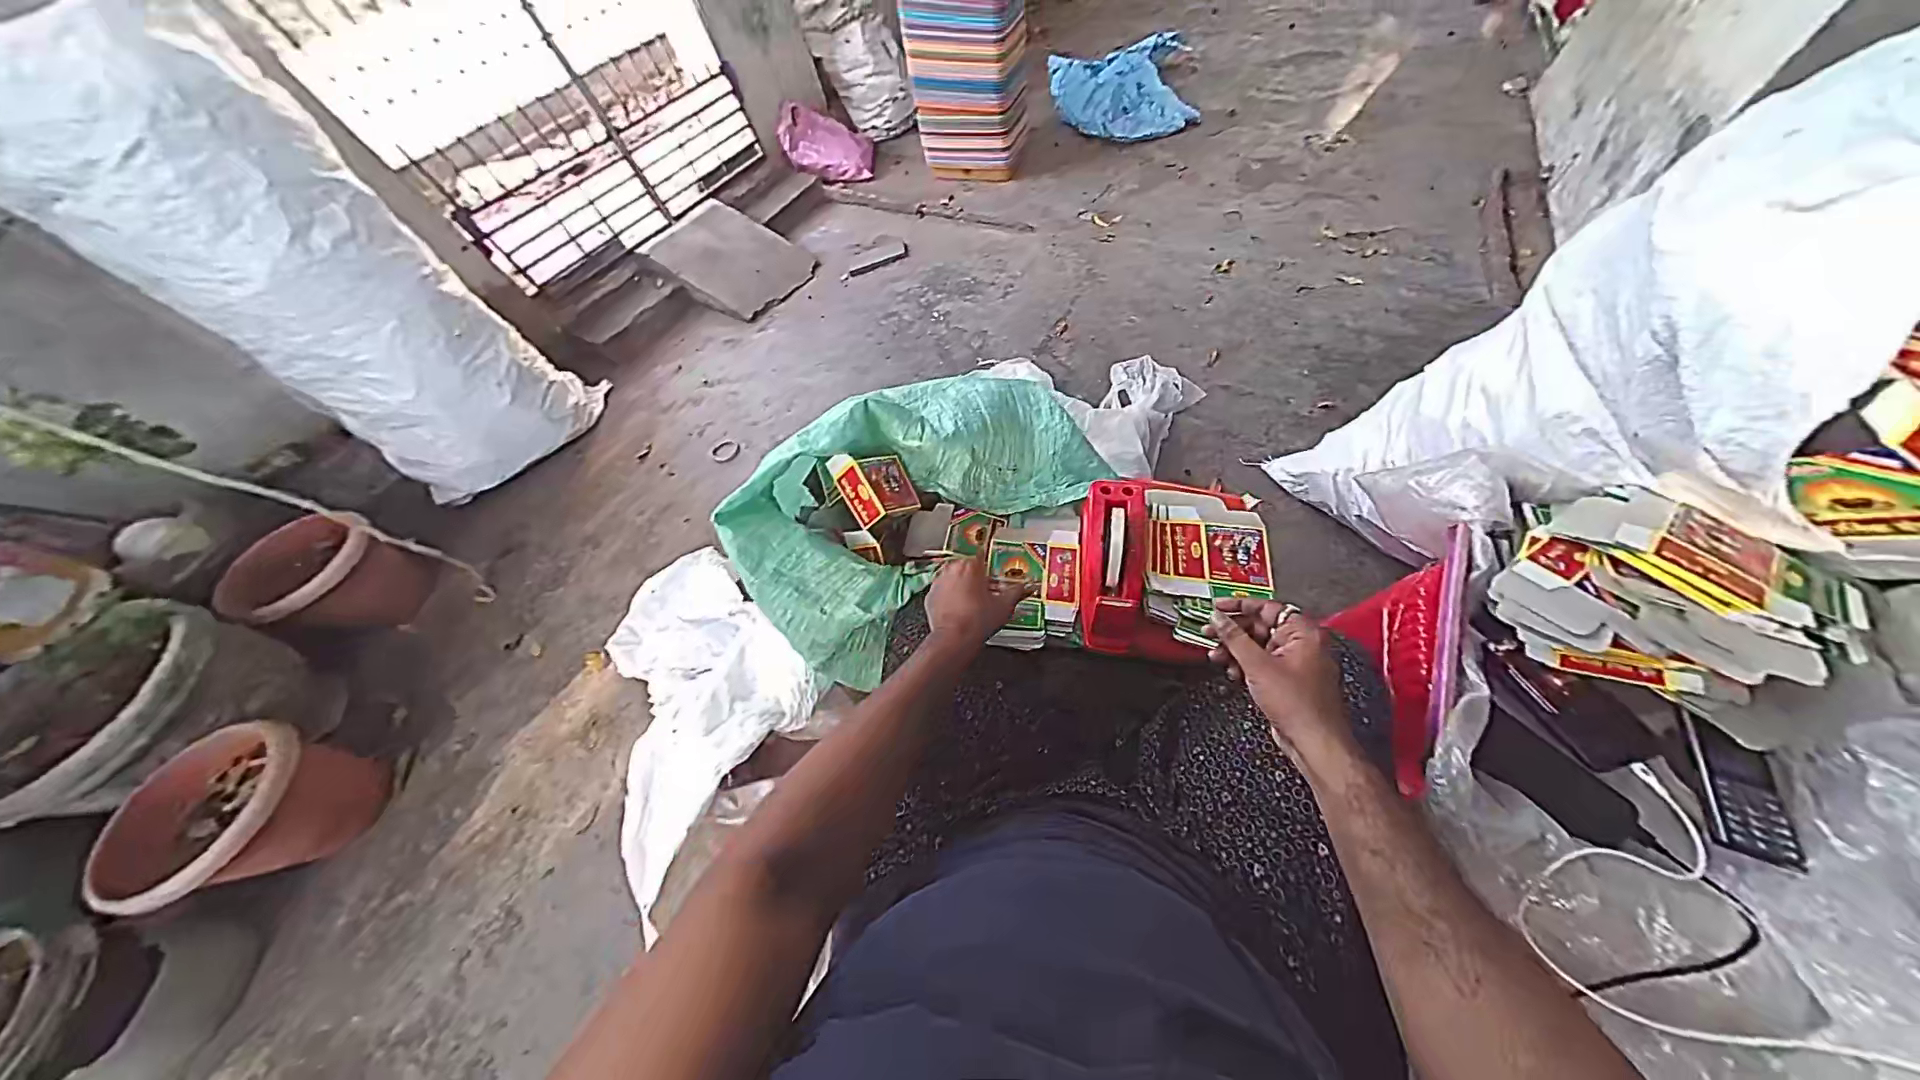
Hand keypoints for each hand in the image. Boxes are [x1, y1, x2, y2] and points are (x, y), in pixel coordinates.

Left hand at [925, 553, 1034, 647]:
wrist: (955, 638)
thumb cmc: (977, 620)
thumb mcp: (1005, 605)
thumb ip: (1016, 591)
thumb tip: (1024, 588)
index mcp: (971, 565)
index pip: (982, 556)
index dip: (989, 565)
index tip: (993, 573)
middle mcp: (952, 569)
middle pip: (966, 567)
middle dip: (976, 577)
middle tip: (986, 590)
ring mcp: (938, 582)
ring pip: (953, 578)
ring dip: (961, 586)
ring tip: (973, 602)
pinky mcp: (930, 596)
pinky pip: (942, 592)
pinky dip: (949, 598)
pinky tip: (960, 609)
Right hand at [1207, 604, 1354, 763]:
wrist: (1313, 740)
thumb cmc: (1299, 705)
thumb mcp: (1257, 665)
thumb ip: (1234, 638)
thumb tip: (1219, 618)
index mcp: (1303, 633)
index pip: (1267, 607)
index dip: (1239, 606)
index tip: (1218, 607)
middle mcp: (1303, 644)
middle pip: (1261, 627)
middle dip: (1233, 633)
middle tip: (1211, 632)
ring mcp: (1296, 663)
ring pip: (1259, 646)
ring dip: (1236, 650)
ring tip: (1217, 655)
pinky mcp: (1289, 680)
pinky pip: (1263, 663)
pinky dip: (1246, 665)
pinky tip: (1233, 672)